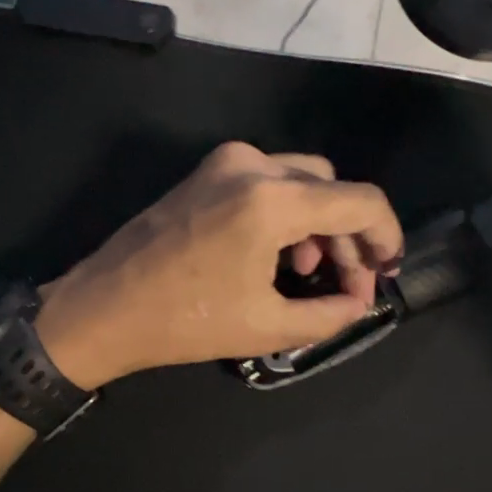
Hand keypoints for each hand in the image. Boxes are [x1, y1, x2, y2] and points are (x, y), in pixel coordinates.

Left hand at [34, 142, 403, 388]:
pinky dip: (286, 214)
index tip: (388, 270)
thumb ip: (330, 313)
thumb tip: (359, 301)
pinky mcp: (205, 173)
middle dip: (349, 236)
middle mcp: (252, 165)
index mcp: (271, 199)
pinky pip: (267, 182)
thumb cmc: (183, 322)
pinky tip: (280, 258)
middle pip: (331, 187)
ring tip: (314, 276)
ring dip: (318, 225)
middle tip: (352, 285)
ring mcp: (224, 163)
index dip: (386, 235)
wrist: (103, 308)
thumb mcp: (267, 327)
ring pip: (300, 181)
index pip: (360, 200)